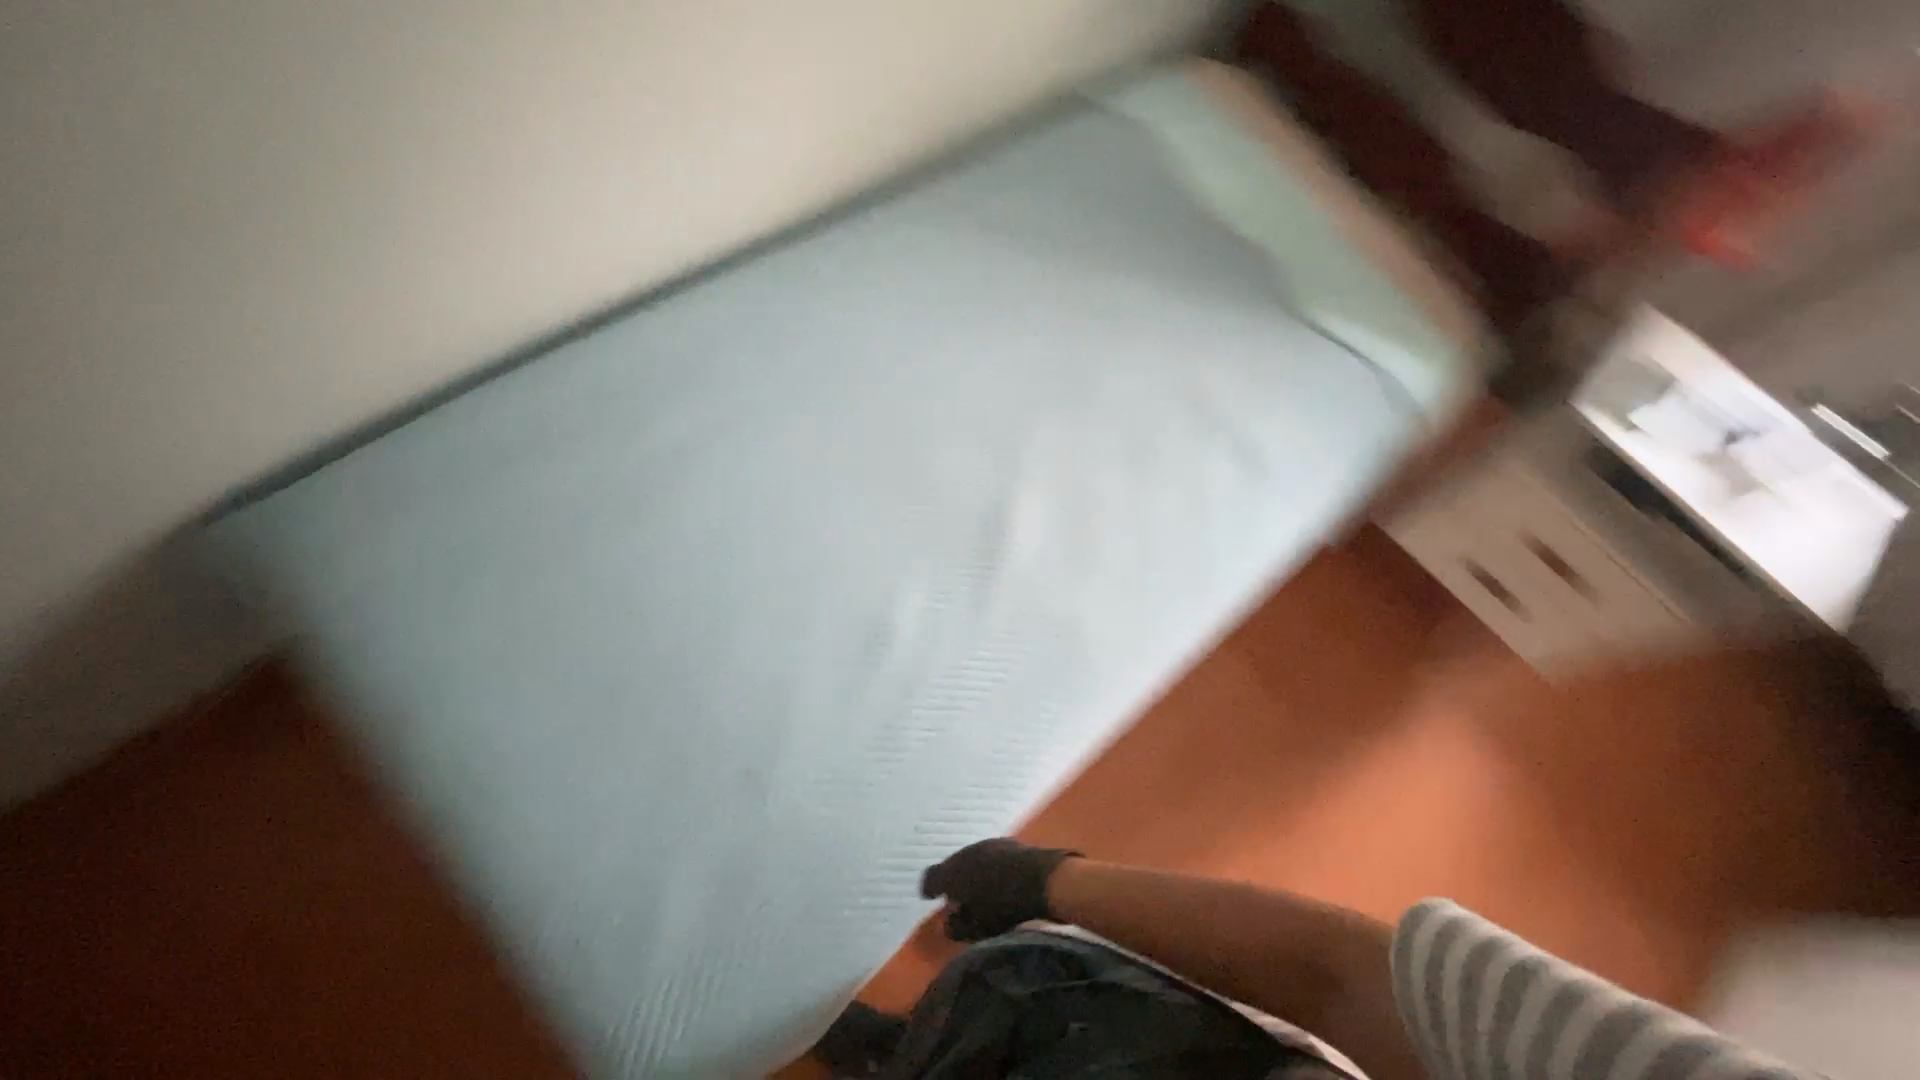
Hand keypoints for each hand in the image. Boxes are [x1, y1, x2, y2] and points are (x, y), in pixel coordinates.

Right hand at [919, 838, 1080, 941]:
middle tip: (955, 897)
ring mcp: (992, 844)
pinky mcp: (1013, 846)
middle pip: (953, 864)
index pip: (932, 876)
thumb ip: (958, 925)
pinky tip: (998, 883)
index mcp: (954, 868)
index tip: (929, 897)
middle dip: (953, 880)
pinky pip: (992, 858)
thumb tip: (948, 923)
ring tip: (978, 891)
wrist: (1049, 880)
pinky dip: (990, 870)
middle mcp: (969, 850)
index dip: (930, 888)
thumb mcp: (978, 924)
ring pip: (974, 859)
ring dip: (973, 873)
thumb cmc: (1007, 905)